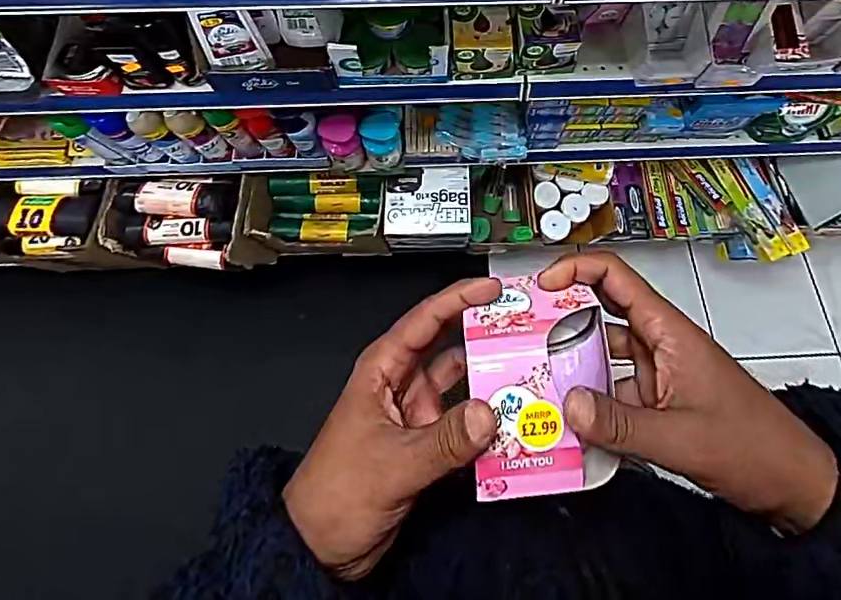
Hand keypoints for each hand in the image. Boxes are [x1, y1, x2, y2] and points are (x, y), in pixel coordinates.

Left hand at [284, 276, 501, 579]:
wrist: (317, 551)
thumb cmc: (331, 498)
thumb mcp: (392, 464)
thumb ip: (443, 440)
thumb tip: (488, 413)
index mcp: (382, 370)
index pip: (425, 320)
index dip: (460, 298)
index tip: (492, 289)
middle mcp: (402, 383)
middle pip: (449, 343)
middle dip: (483, 331)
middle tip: (519, 322)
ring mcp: (417, 411)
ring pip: (462, 382)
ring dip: (490, 377)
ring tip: (524, 369)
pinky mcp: (428, 440)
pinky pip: (466, 419)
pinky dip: (487, 417)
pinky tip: (510, 417)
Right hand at [537, 252, 837, 532]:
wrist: (790, 479)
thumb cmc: (753, 443)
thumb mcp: (681, 436)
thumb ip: (621, 424)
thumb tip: (568, 405)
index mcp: (668, 330)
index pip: (617, 278)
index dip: (578, 269)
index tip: (544, 284)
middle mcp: (659, 343)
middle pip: (603, 313)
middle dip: (563, 318)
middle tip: (525, 333)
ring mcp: (657, 372)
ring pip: (604, 356)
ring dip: (574, 367)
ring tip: (537, 380)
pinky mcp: (657, 401)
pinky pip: (614, 392)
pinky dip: (591, 403)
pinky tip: (570, 421)